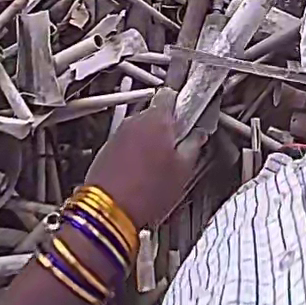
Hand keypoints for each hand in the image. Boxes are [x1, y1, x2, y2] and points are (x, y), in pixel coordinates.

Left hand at [82, 100, 196, 227]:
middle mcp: (135, 119)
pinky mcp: (108, 146)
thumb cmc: (146, 192)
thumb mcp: (183, 170)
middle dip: (168, 128)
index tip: (190, 120)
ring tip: (160, 167)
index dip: (183, 105)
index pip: (172, 94)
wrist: (111, 209)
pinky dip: (137, 152)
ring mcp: (120, 132)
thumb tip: (197, 135)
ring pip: (142, 128)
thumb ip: (193, 145)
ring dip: (152, 141)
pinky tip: (143, 173)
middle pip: (157, 113)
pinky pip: (129, 142)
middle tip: (178, 150)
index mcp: (157, 119)